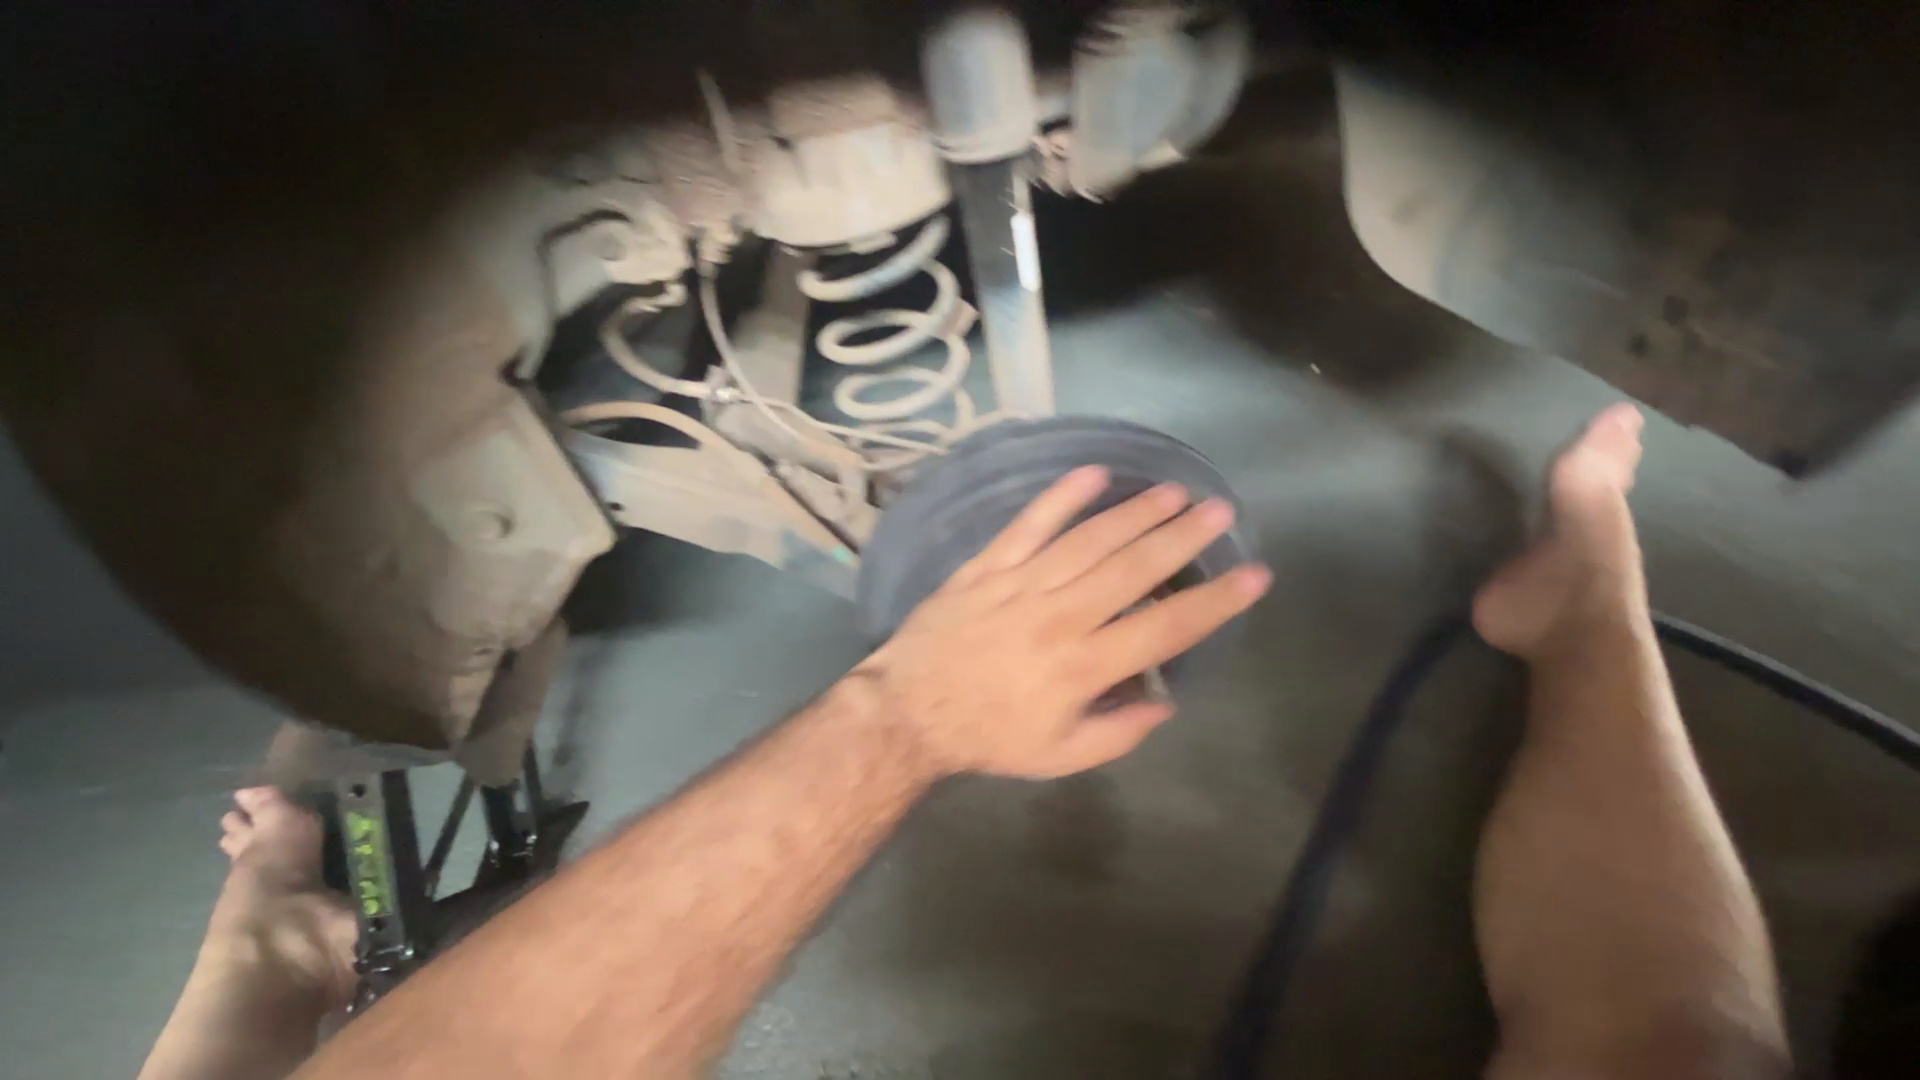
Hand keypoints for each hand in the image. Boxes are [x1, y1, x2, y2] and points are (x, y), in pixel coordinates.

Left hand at [852, 466, 1270, 779]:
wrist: (907, 711)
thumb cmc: (987, 736)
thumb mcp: (1059, 757)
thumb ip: (1117, 732)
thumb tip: (1165, 704)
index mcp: (1083, 666)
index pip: (1164, 628)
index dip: (1214, 601)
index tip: (1252, 576)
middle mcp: (1060, 616)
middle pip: (1133, 569)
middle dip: (1182, 538)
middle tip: (1219, 512)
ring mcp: (1021, 584)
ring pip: (1089, 539)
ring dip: (1136, 513)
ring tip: (1174, 492)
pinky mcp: (988, 566)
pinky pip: (1029, 524)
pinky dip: (1061, 497)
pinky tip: (1094, 474)